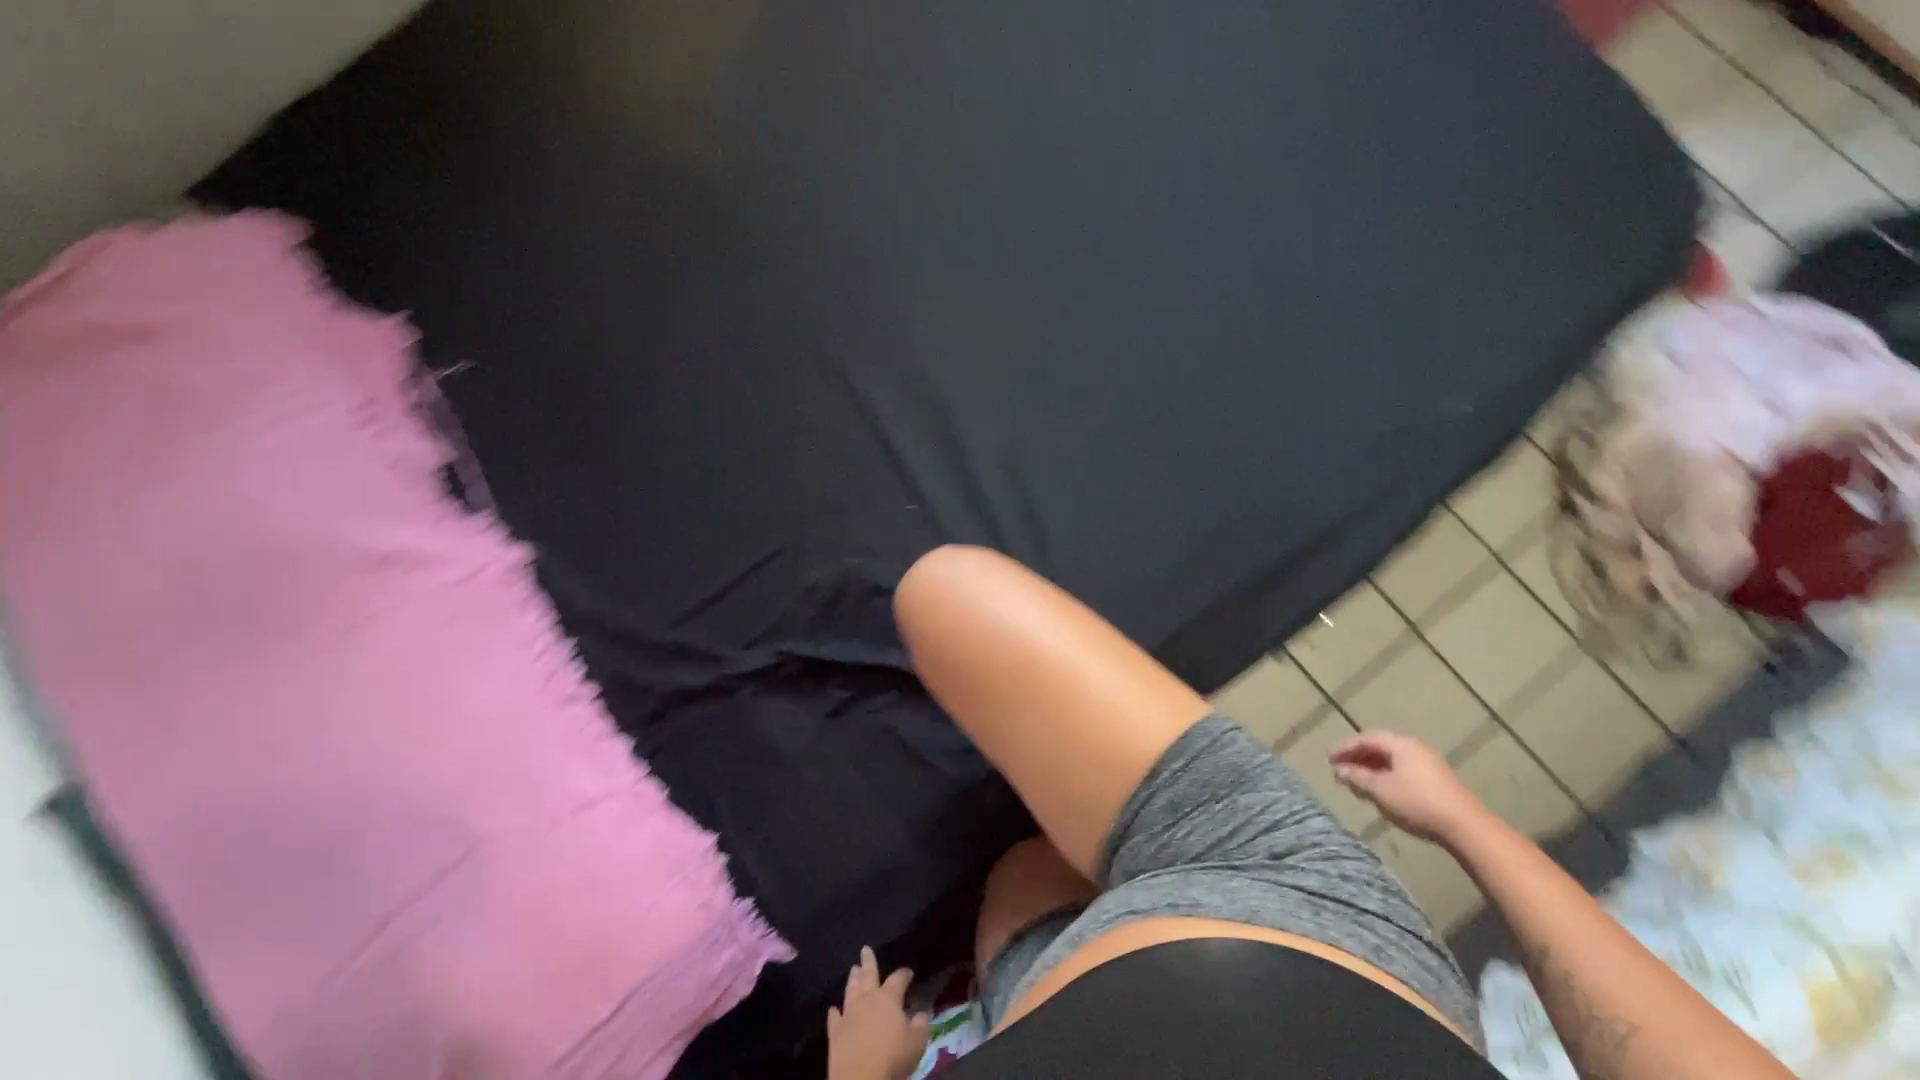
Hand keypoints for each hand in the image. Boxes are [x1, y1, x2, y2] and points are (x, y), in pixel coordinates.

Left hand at [827, 947, 929, 1079]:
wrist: (859, 1078)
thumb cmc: (893, 1058)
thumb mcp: (917, 1041)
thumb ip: (920, 1023)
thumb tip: (920, 1012)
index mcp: (888, 999)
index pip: (898, 979)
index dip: (904, 974)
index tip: (909, 971)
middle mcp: (867, 1000)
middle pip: (868, 975)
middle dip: (868, 962)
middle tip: (865, 949)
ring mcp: (848, 1014)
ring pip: (850, 990)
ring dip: (853, 979)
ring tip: (853, 969)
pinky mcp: (835, 1031)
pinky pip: (834, 1017)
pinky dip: (835, 1012)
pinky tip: (834, 1008)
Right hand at [1329, 731, 1490, 845]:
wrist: (1464, 826)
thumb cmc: (1416, 802)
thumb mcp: (1380, 790)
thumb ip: (1357, 777)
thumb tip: (1339, 770)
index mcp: (1402, 745)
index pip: (1367, 737)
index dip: (1346, 747)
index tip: (1329, 759)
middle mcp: (1415, 748)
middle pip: (1380, 747)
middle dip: (1358, 758)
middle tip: (1340, 771)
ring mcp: (1428, 764)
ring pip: (1392, 760)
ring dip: (1371, 769)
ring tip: (1357, 783)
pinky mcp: (1435, 780)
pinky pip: (1403, 771)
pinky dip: (1385, 776)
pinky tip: (1380, 792)